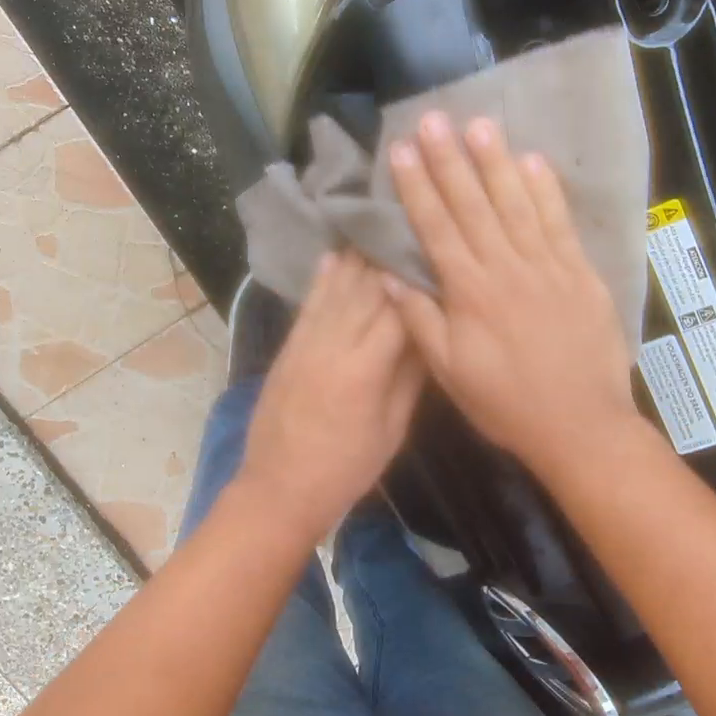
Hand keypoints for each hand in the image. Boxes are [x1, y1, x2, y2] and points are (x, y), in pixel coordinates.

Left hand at [232, 252, 426, 539]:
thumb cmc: (346, 469)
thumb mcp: (390, 431)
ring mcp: (305, 344)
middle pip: (365, 291)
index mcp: (364, 369)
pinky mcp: (287, 349)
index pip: (398, 311)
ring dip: (356, 259)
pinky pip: (308, 306)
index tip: (437, 255)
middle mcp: (332, 345)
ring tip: (375, 226)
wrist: (278, 490)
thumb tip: (429, 336)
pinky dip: (322, 279)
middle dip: (388, 258)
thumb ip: (410, 380)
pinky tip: (333, 255)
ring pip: (336, 291)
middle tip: (410, 226)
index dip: (418, 282)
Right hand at [386, 113, 639, 467]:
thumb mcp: (450, 373)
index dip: (418, 188)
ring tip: (480, 125)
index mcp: (470, 294)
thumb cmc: (506, 403)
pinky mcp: (580, 274)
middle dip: (451, 161)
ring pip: (518, 205)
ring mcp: (548, 267)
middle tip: (435, 118)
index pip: (437, 229)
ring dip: (497, 163)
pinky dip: (546, 191)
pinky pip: (560, 224)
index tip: (402, 150)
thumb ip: (421, 322)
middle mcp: (506, 269)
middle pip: (474, 206)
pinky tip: (534, 161)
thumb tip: (390, 276)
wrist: (580, 425)